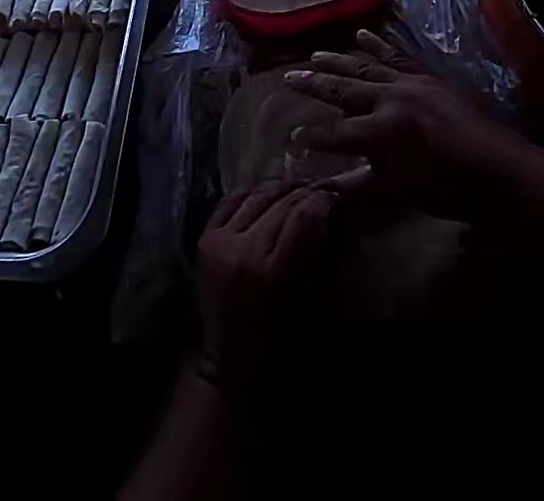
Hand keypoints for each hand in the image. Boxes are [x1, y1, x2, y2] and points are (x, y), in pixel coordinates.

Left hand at [195, 180, 335, 387]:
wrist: (229, 359)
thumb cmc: (279, 341)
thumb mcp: (309, 300)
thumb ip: (319, 253)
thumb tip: (332, 211)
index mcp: (272, 272)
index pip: (303, 216)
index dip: (324, 200)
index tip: (339, 194)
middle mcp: (243, 249)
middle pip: (281, 202)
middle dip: (307, 190)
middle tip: (326, 185)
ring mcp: (219, 240)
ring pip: (256, 196)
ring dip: (281, 187)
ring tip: (301, 185)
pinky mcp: (205, 238)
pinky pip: (231, 202)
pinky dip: (252, 194)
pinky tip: (268, 193)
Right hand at [282, 30, 543, 221]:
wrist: (507, 174)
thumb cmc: (451, 189)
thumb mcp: (399, 190)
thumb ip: (358, 183)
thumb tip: (325, 186)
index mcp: (383, 130)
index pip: (335, 133)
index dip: (312, 136)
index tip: (292, 136)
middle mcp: (392, 99)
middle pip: (343, 89)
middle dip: (313, 85)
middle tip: (288, 77)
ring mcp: (412, 83)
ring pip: (366, 67)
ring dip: (338, 60)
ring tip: (315, 54)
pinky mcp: (429, 78)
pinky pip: (398, 56)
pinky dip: (380, 45)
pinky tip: (364, 34)